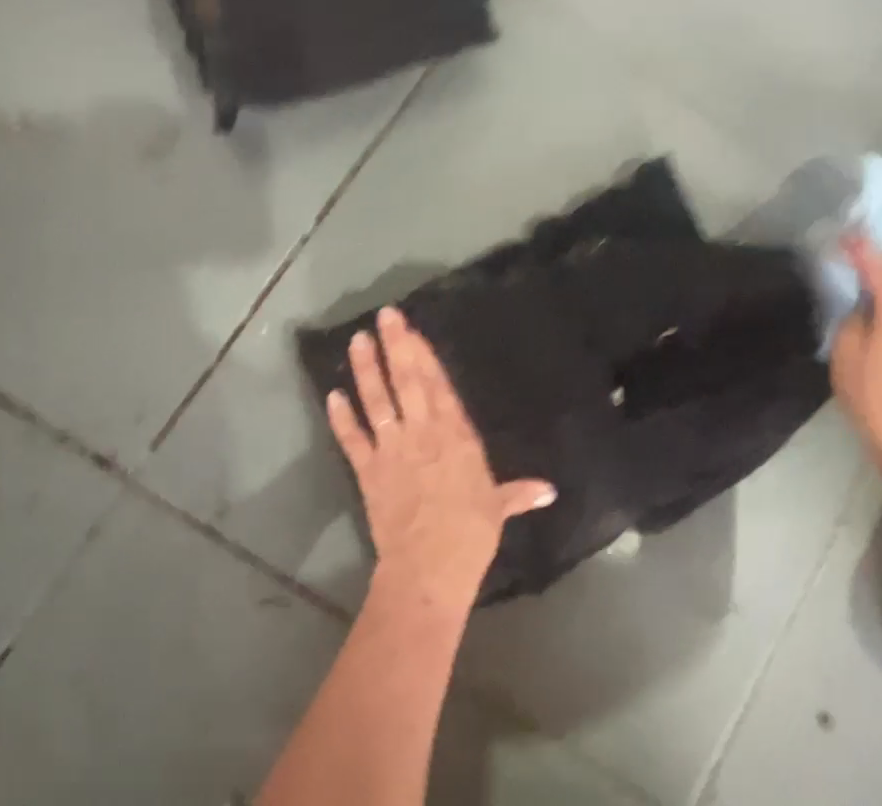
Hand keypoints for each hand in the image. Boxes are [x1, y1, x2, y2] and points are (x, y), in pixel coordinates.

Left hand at [327, 307, 556, 609]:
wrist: (430, 565)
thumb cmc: (471, 533)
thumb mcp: (498, 508)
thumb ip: (519, 493)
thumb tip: (549, 490)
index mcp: (457, 436)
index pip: (438, 385)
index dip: (424, 355)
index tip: (412, 330)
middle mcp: (423, 433)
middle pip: (407, 381)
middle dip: (395, 346)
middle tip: (384, 315)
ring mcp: (392, 450)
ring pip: (377, 401)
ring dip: (366, 369)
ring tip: (357, 340)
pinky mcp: (368, 471)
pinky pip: (352, 439)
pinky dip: (341, 417)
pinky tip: (332, 394)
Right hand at [830, 236, 881, 471]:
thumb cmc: (874, 394)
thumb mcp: (846, 352)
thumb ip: (852, 318)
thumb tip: (860, 304)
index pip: (878, 266)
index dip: (860, 249)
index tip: (845, 233)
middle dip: (878, 262)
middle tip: (850, 257)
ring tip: (860, 282)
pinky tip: (876, 311)